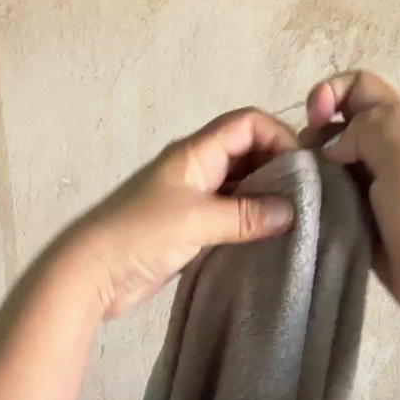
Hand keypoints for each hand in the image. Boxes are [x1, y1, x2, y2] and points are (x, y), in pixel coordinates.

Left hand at [56, 108, 299, 318]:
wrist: (92, 274)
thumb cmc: (140, 235)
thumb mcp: (198, 220)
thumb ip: (245, 215)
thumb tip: (291, 212)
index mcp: (195, 153)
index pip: (247, 124)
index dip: (279, 137)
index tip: (303, 170)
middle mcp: (195, 171)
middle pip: (246, 155)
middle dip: (277, 171)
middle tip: (307, 200)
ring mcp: (190, 202)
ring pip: (238, 190)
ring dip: (263, 201)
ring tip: (294, 222)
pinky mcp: (186, 232)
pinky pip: (226, 220)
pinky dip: (246, 225)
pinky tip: (267, 242)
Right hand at [301, 71, 399, 314]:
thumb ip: (370, 130)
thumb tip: (333, 146)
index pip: (357, 88)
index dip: (329, 93)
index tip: (312, 123)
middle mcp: (383, 151)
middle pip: (337, 126)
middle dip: (311, 136)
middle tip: (299, 166)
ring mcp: (371, 188)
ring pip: (328, 164)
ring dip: (308, 171)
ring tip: (295, 192)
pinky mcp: (359, 220)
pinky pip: (328, 200)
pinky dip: (312, 201)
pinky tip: (301, 214)